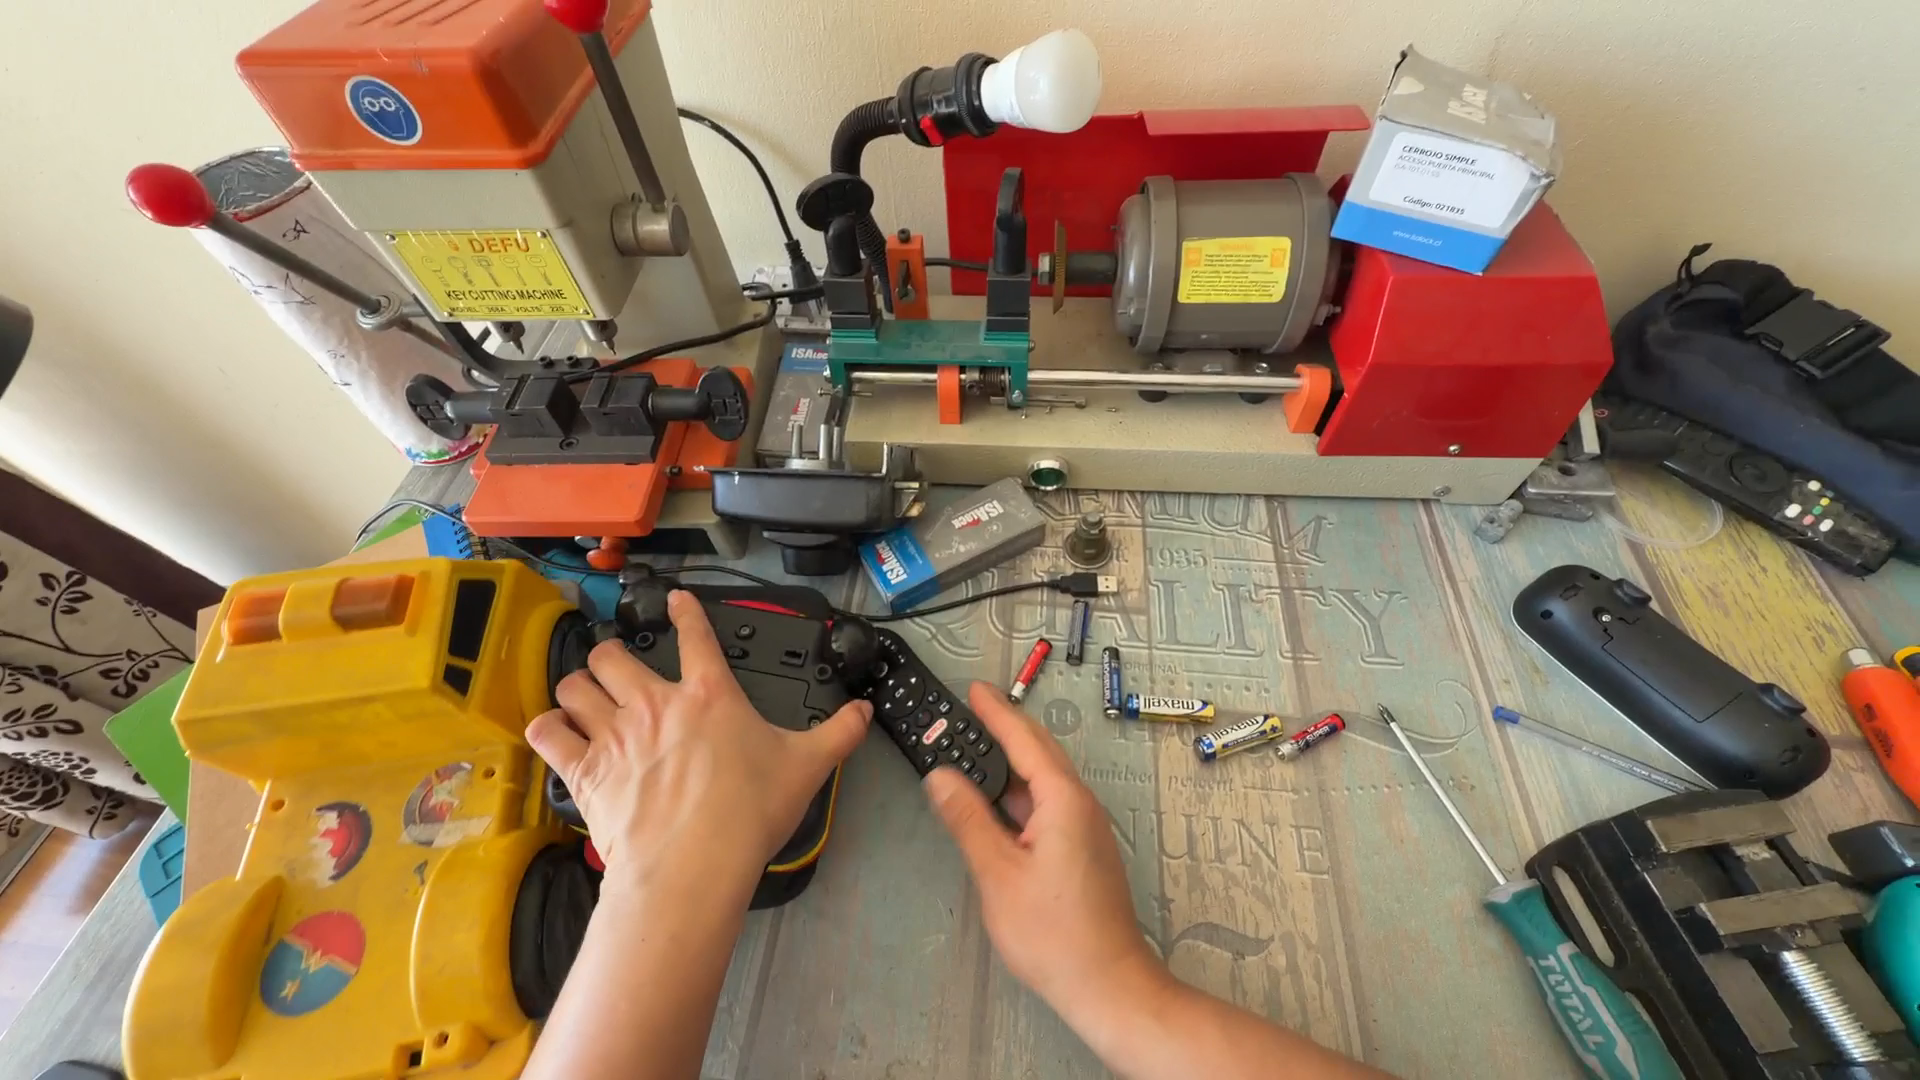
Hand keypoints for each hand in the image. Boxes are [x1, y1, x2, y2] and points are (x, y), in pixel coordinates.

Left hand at [526, 589, 872, 890]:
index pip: (695, 635)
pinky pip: (548, 734)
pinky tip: (556, 732)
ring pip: (576, 686)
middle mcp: (655, 702)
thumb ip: (838, 733)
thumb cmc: (750, 809)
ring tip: (586, 696)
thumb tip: (866, 712)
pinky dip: (549, 729)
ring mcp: (615, 734)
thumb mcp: (807, 766)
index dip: (685, 610)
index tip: (673, 597)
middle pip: (614, 655)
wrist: (694, 865)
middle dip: (612, 654)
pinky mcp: (585, 770)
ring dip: (579, 687)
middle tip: (619, 668)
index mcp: (709, 694)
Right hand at [922, 683, 1167, 1015]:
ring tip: (972, 749)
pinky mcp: (1081, 846)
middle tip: (968, 710)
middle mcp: (1078, 803)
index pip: (1024, 739)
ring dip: (1009, 761)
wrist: (1109, 985)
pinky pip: (1046, 801)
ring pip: (1041, 778)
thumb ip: (968, 820)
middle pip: (1037, 752)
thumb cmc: (1052, 932)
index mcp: (1062, 798)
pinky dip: (1017, 791)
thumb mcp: (997, 874)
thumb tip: (940, 776)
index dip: (996, 711)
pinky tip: (995, 800)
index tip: (974, 688)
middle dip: (1003, 728)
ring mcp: (1083, 825)